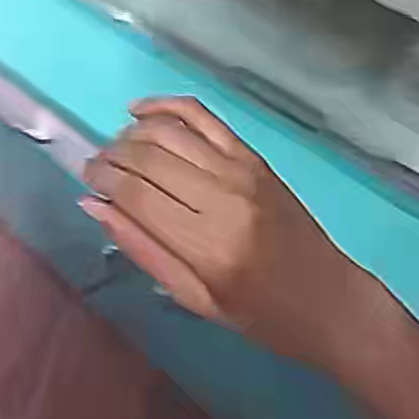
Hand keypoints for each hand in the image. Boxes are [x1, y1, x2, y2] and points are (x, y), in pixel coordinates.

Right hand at [80, 95, 360, 364]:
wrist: (332, 302)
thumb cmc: (261, 313)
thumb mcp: (196, 299)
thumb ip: (141, 248)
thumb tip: (93, 203)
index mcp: (208, 247)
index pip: (137, 196)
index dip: (103, 179)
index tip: (86, 176)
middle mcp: (223, 199)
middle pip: (147, 159)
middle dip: (111, 156)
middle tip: (96, 164)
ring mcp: (240, 170)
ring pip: (166, 132)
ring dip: (130, 134)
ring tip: (117, 147)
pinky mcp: (250, 154)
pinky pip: (199, 114)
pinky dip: (163, 104)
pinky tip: (139, 110)